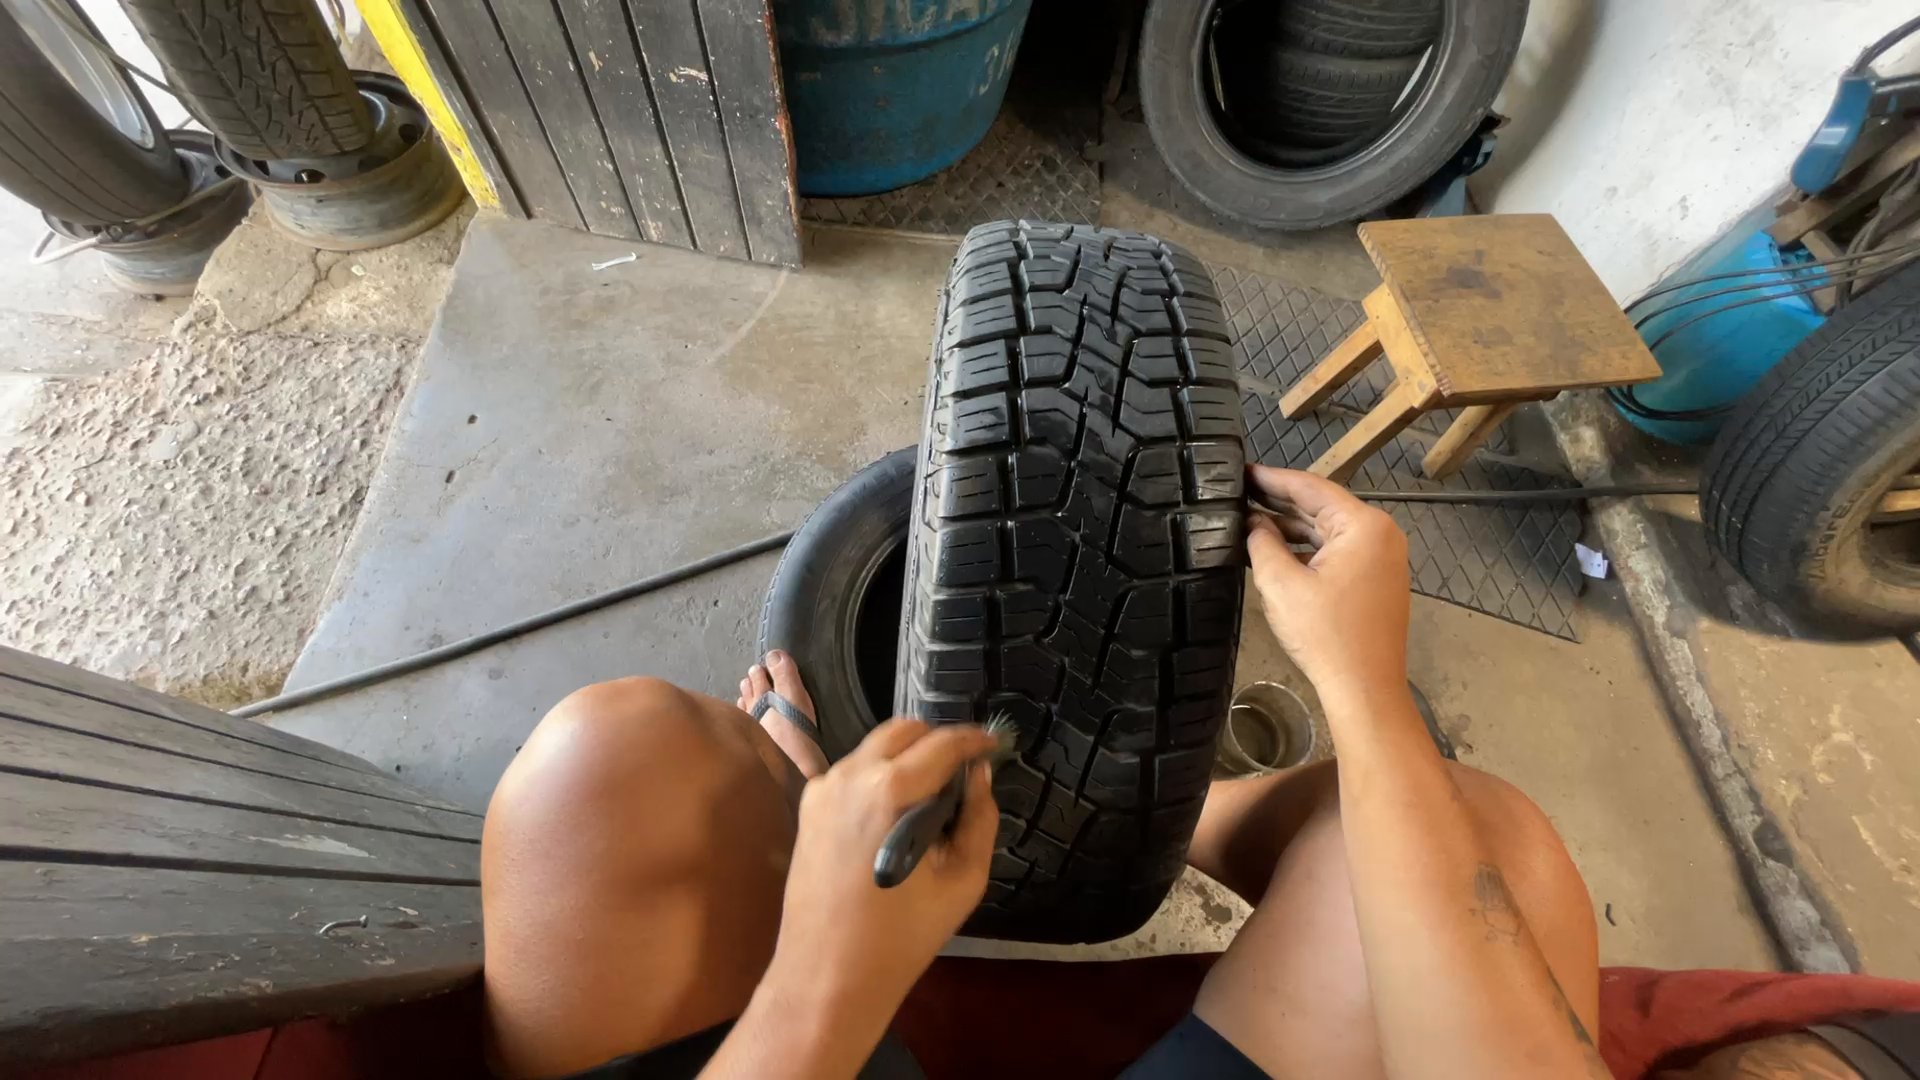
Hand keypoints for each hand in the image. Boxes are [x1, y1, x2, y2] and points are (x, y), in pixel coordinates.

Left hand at [768, 717, 998, 1015]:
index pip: (943, 743)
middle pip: (904, 730)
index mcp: (889, 790)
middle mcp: (851, 774)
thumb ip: (979, 818)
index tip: (995, 743)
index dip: (975, 739)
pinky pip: (854, 770)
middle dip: (938, 740)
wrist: (825, 979)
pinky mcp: (809, 803)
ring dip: (908, 756)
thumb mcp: (963, 881)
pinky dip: (880, 774)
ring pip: (876, 746)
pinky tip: (894, 812)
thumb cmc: (902, 937)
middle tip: (963, 769)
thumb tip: (979, 775)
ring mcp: (824, 785)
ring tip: (931, 793)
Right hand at [1246, 466, 1411, 704]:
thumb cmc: (1324, 633)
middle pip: (1321, 506)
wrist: (1363, 686)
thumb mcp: (1281, 583)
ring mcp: (1380, 557)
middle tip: (1238, 490)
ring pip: (1326, 529)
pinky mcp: (1374, 578)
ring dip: (1289, 525)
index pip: (1311, 488)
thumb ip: (1262, 543)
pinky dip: (1304, 547)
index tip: (1241, 470)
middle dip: (1278, 500)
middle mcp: (1379, 534)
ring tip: (1246, 517)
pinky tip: (1272, 547)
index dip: (1272, 478)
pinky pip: (1335, 550)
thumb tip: (1252, 523)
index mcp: (1363, 526)